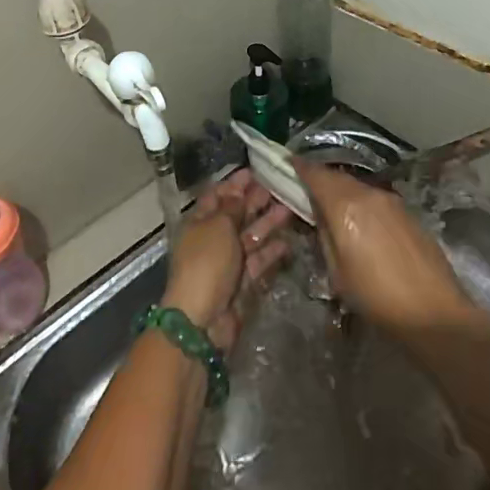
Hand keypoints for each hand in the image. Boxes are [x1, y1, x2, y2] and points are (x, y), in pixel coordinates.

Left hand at [161, 169, 292, 350]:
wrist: (203, 318)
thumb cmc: (206, 264)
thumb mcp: (217, 228)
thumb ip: (231, 209)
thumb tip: (238, 192)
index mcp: (199, 221)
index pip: (217, 196)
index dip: (234, 184)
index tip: (255, 171)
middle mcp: (212, 238)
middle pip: (235, 215)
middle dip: (254, 200)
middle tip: (279, 186)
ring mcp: (227, 261)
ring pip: (250, 237)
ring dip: (267, 222)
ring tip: (290, 208)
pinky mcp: (241, 282)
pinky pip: (258, 261)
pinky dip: (271, 251)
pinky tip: (287, 241)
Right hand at [294, 160, 482, 338]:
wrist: (435, 314)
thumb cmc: (377, 298)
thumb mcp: (336, 271)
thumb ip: (324, 235)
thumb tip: (319, 215)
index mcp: (345, 207)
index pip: (316, 175)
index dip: (300, 167)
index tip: (288, 163)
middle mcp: (368, 196)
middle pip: (337, 177)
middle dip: (320, 178)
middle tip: (305, 187)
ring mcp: (392, 203)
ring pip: (358, 187)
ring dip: (341, 190)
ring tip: (332, 205)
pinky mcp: (408, 214)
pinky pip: (375, 198)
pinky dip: (361, 201)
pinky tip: (361, 220)